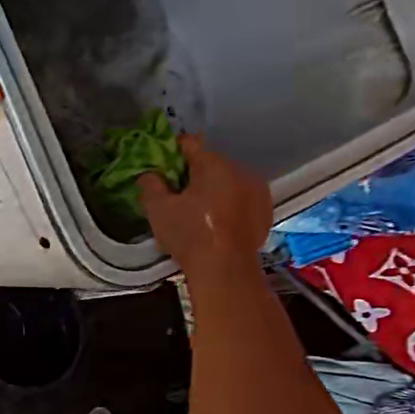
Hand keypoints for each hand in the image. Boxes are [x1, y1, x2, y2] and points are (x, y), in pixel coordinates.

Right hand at [136, 136, 270, 279]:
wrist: (225, 270)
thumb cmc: (189, 235)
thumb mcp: (158, 209)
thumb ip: (150, 185)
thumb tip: (149, 174)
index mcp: (214, 165)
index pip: (190, 143)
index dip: (171, 151)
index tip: (159, 166)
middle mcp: (241, 170)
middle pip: (210, 162)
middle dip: (192, 172)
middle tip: (174, 191)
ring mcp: (257, 190)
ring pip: (227, 179)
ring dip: (211, 187)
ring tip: (194, 207)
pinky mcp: (265, 209)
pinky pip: (241, 196)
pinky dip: (227, 202)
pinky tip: (215, 220)